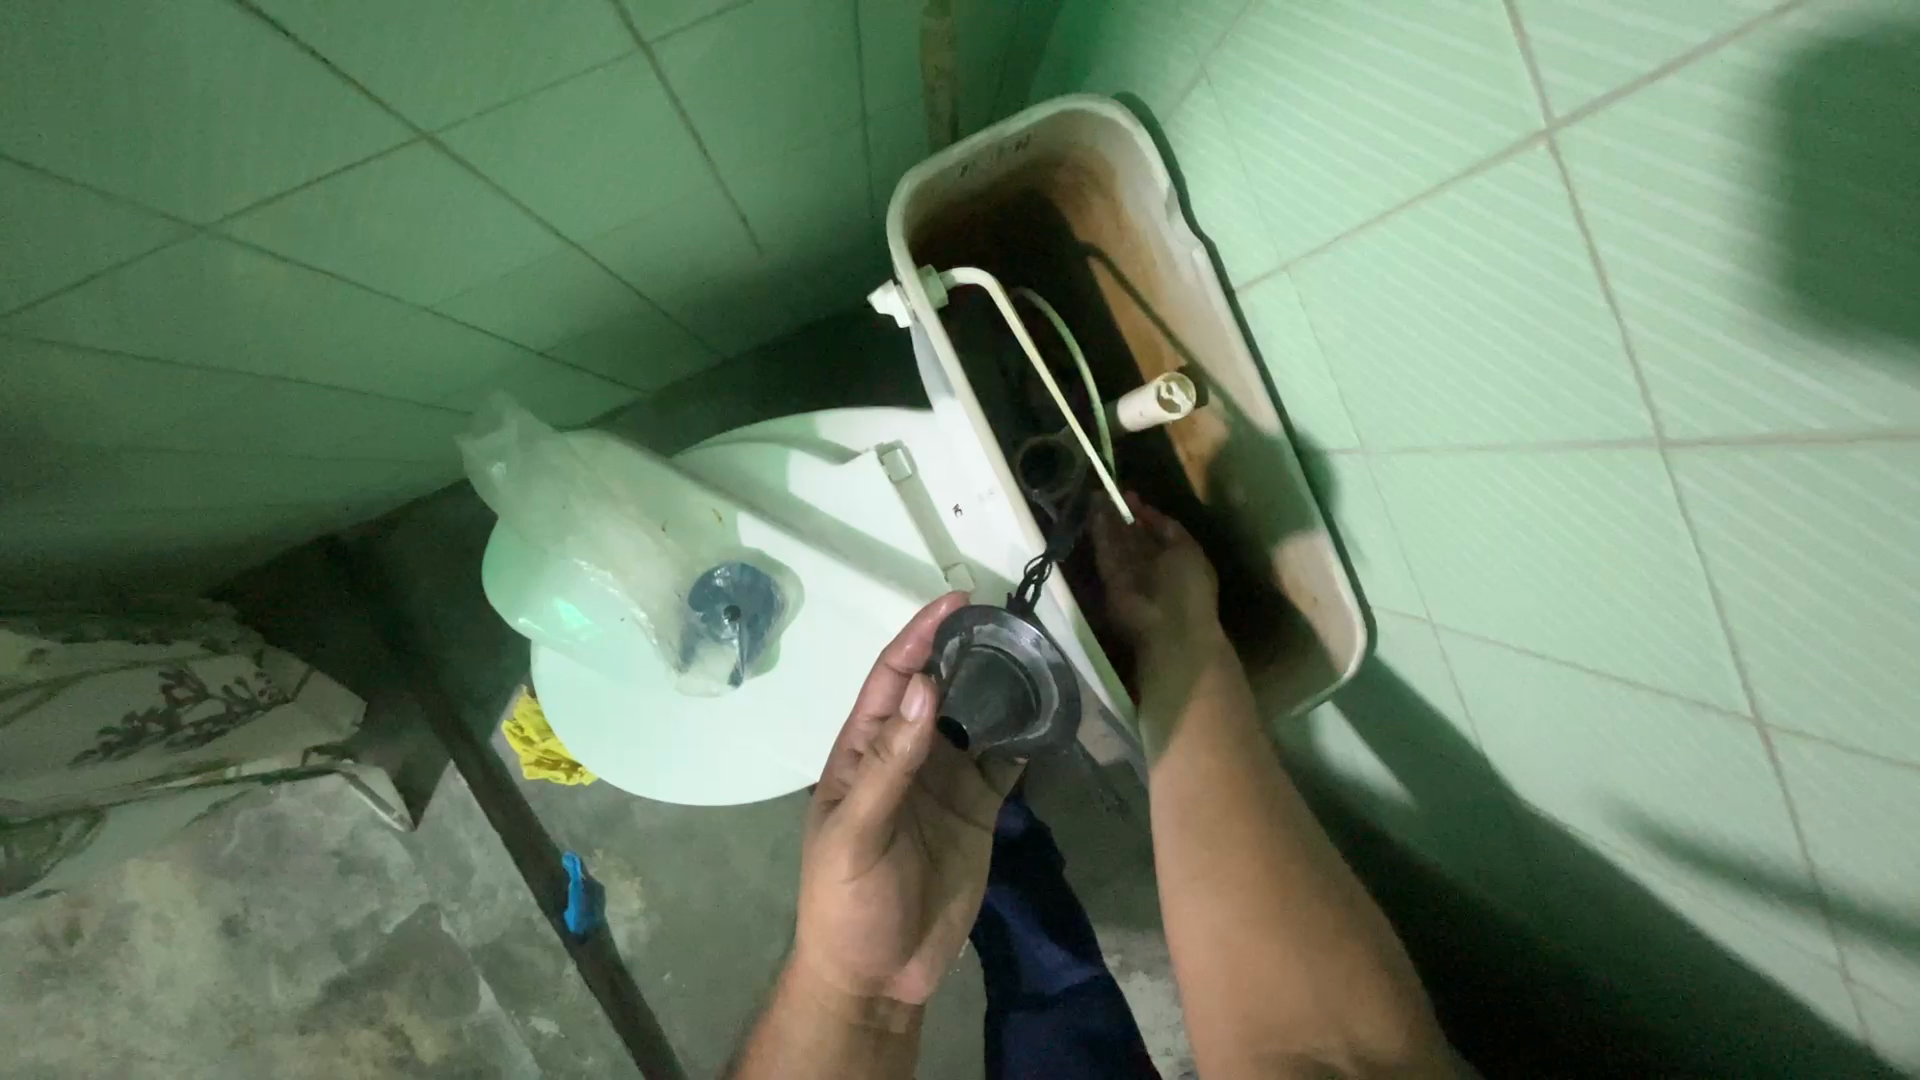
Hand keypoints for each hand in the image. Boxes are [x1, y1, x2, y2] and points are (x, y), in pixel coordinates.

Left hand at [790, 592, 1021, 1008]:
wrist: (880, 976)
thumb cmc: (846, 901)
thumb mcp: (855, 833)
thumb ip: (889, 763)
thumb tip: (927, 686)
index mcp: (866, 747)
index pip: (894, 676)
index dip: (920, 635)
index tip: (956, 601)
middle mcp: (909, 752)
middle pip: (941, 686)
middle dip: (968, 650)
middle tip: (1010, 620)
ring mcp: (946, 778)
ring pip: (977, 717)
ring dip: (1001, 686)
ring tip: (1037, 653)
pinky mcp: (979, 807)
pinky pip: (1006, 760)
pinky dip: (1026, 735)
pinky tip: (1050, 711)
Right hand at [1091, 492, 1224, 679]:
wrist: (1170, 627)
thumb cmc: (1188, 586)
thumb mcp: (1187, 549)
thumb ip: (1167, 528)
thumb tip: (1146, 512)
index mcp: (1178, 558)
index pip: (1158, 532)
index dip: (1145, 514)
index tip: (1131, 496)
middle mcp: (1153, 565)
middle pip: (1135, 537)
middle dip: (1124, 516)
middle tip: (1109, 494)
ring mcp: (1131, 573)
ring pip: (1118, 543)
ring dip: (1108, 521)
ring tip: (1097, 496)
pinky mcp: (1111, 581)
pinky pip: (1106, 553)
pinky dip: (1100, 534)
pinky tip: (1094, 513)